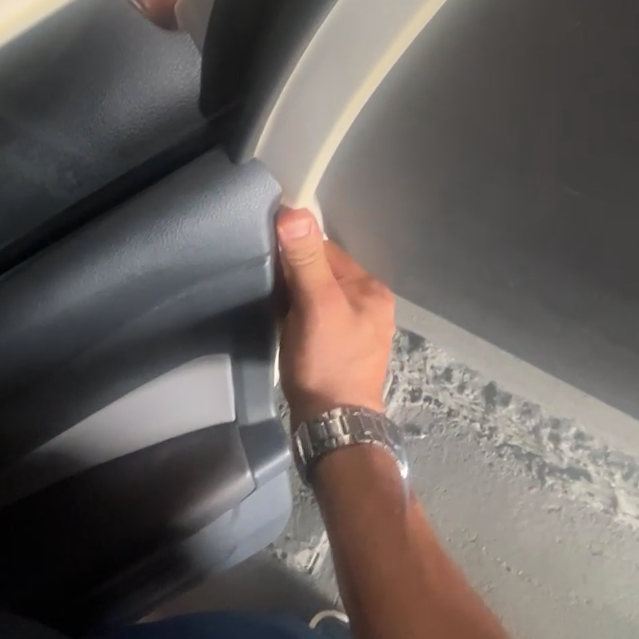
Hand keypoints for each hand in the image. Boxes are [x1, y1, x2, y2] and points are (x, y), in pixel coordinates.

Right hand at [275, 207, 394, 419]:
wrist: (332, 426)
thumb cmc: (326, 363)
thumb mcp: (315, 306)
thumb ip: (305, 260)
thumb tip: (293, 212)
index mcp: (371, 289)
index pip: (326, 250)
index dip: (295, 252)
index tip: (269, 263)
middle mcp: (369, 305)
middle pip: (321, 272)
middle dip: (294, 275)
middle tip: (268, 289)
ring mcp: (356, 329)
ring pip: (316, 295)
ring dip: (294, 297)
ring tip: (274, 308)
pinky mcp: (340, 349)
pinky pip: (315, 316)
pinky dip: (298, 316)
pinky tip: (284, 325)